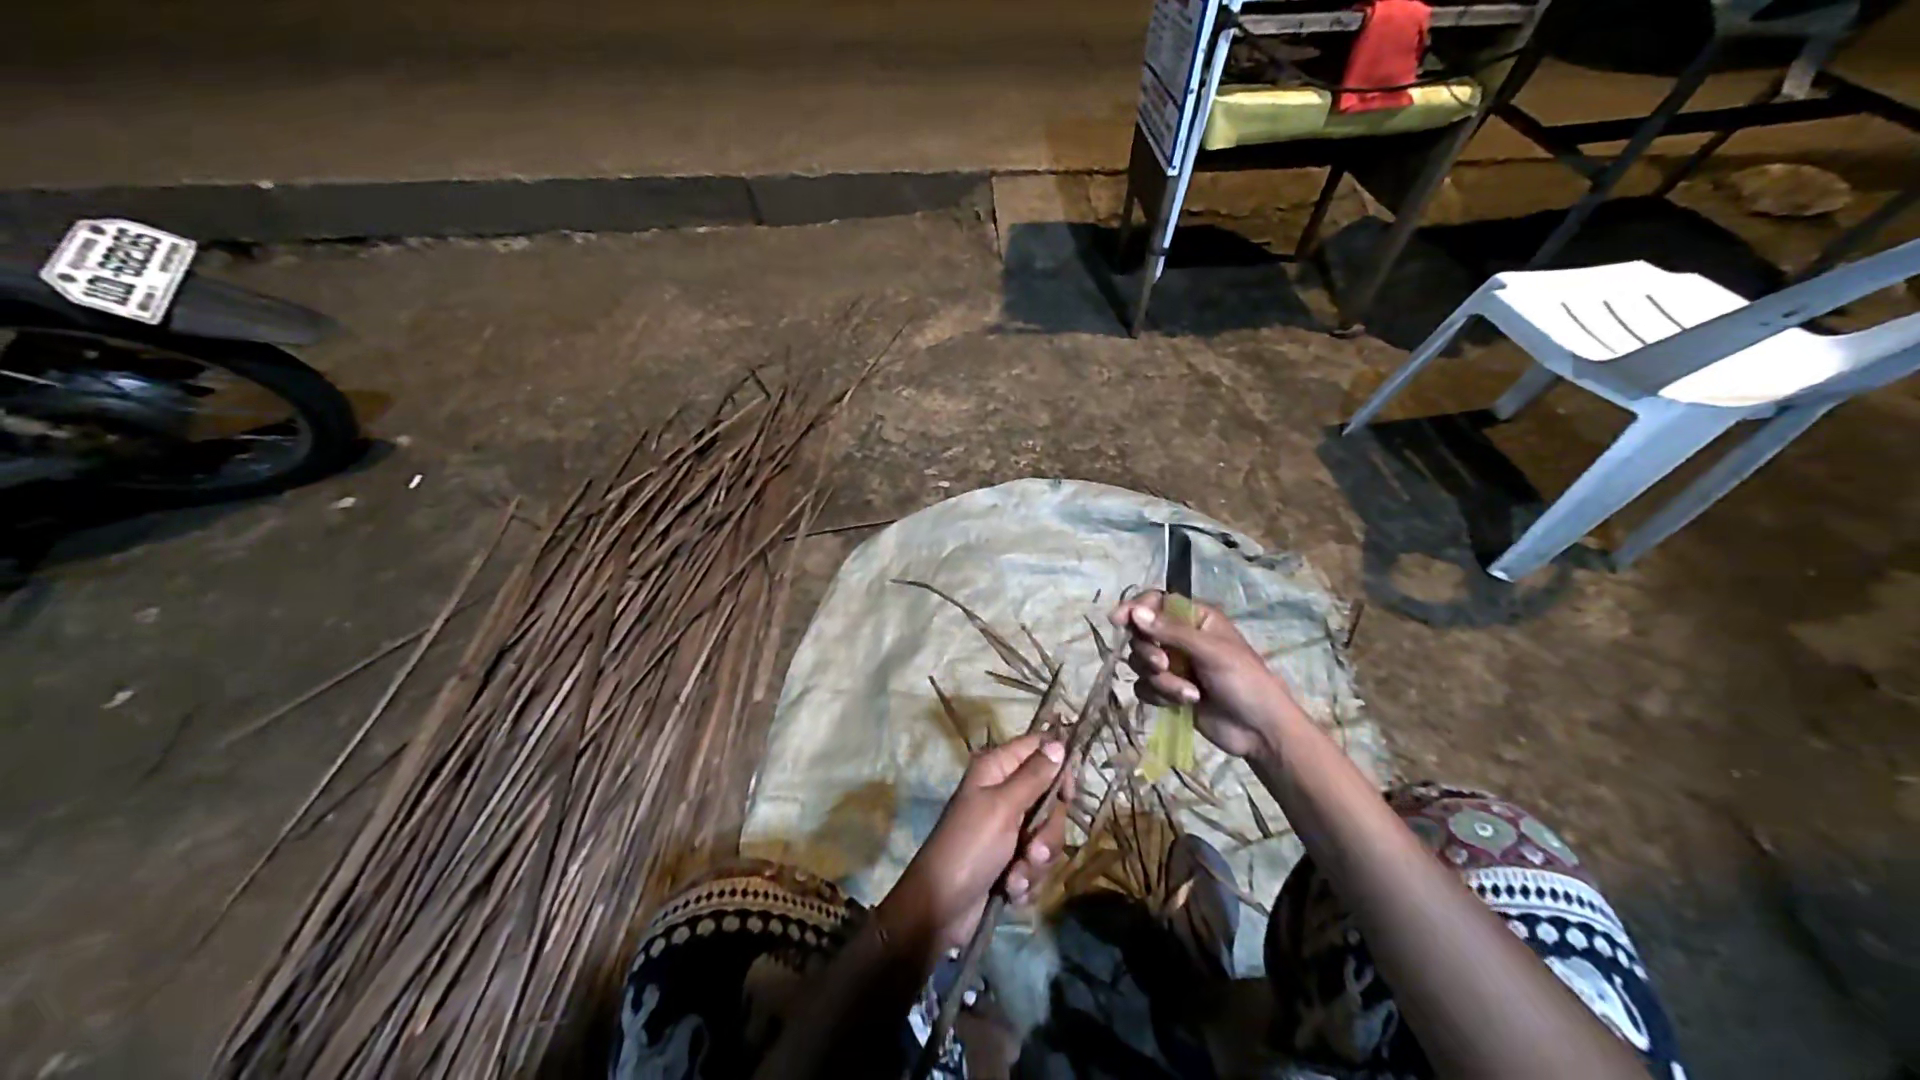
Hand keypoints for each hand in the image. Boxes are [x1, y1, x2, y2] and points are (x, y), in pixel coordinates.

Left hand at [882, 734, 1070, 950]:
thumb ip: (1034, 776)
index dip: (1059, 767)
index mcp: (996, 770)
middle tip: (1033, 850)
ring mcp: (1007, 828)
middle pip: (1050, 798)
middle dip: (1047, 832)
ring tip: (1015, 877)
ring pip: (1047, 835)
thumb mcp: (1003, 808)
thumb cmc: (969, 848)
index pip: (1039, 748)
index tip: (1067, 795)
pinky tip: (1011, 891)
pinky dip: (1028, 879)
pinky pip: (1037, 862)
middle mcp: (1003, 793)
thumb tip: (1059, 743)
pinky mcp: (1010, 859)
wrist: (940, 909)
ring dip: (1036, 862)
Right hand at [1110, 591, 1300, 758]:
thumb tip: (1134, 612)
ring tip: (1188, 693)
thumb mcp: (1211, 651)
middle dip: (1148, 652)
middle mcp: (1180, 638)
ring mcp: (1174, 665)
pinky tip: (1182, 704)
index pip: (1154, 603)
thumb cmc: (1244, 681)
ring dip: (1161, 681)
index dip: (1134, 609)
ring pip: (1140, 663)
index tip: (1118, 620)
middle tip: (1164, 665)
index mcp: (1194, 619)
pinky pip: (1144, 686)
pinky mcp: (1168, 691)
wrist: (1259, 730)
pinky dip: (1159, 695)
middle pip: (1141, 634)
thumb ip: (1171, 631)